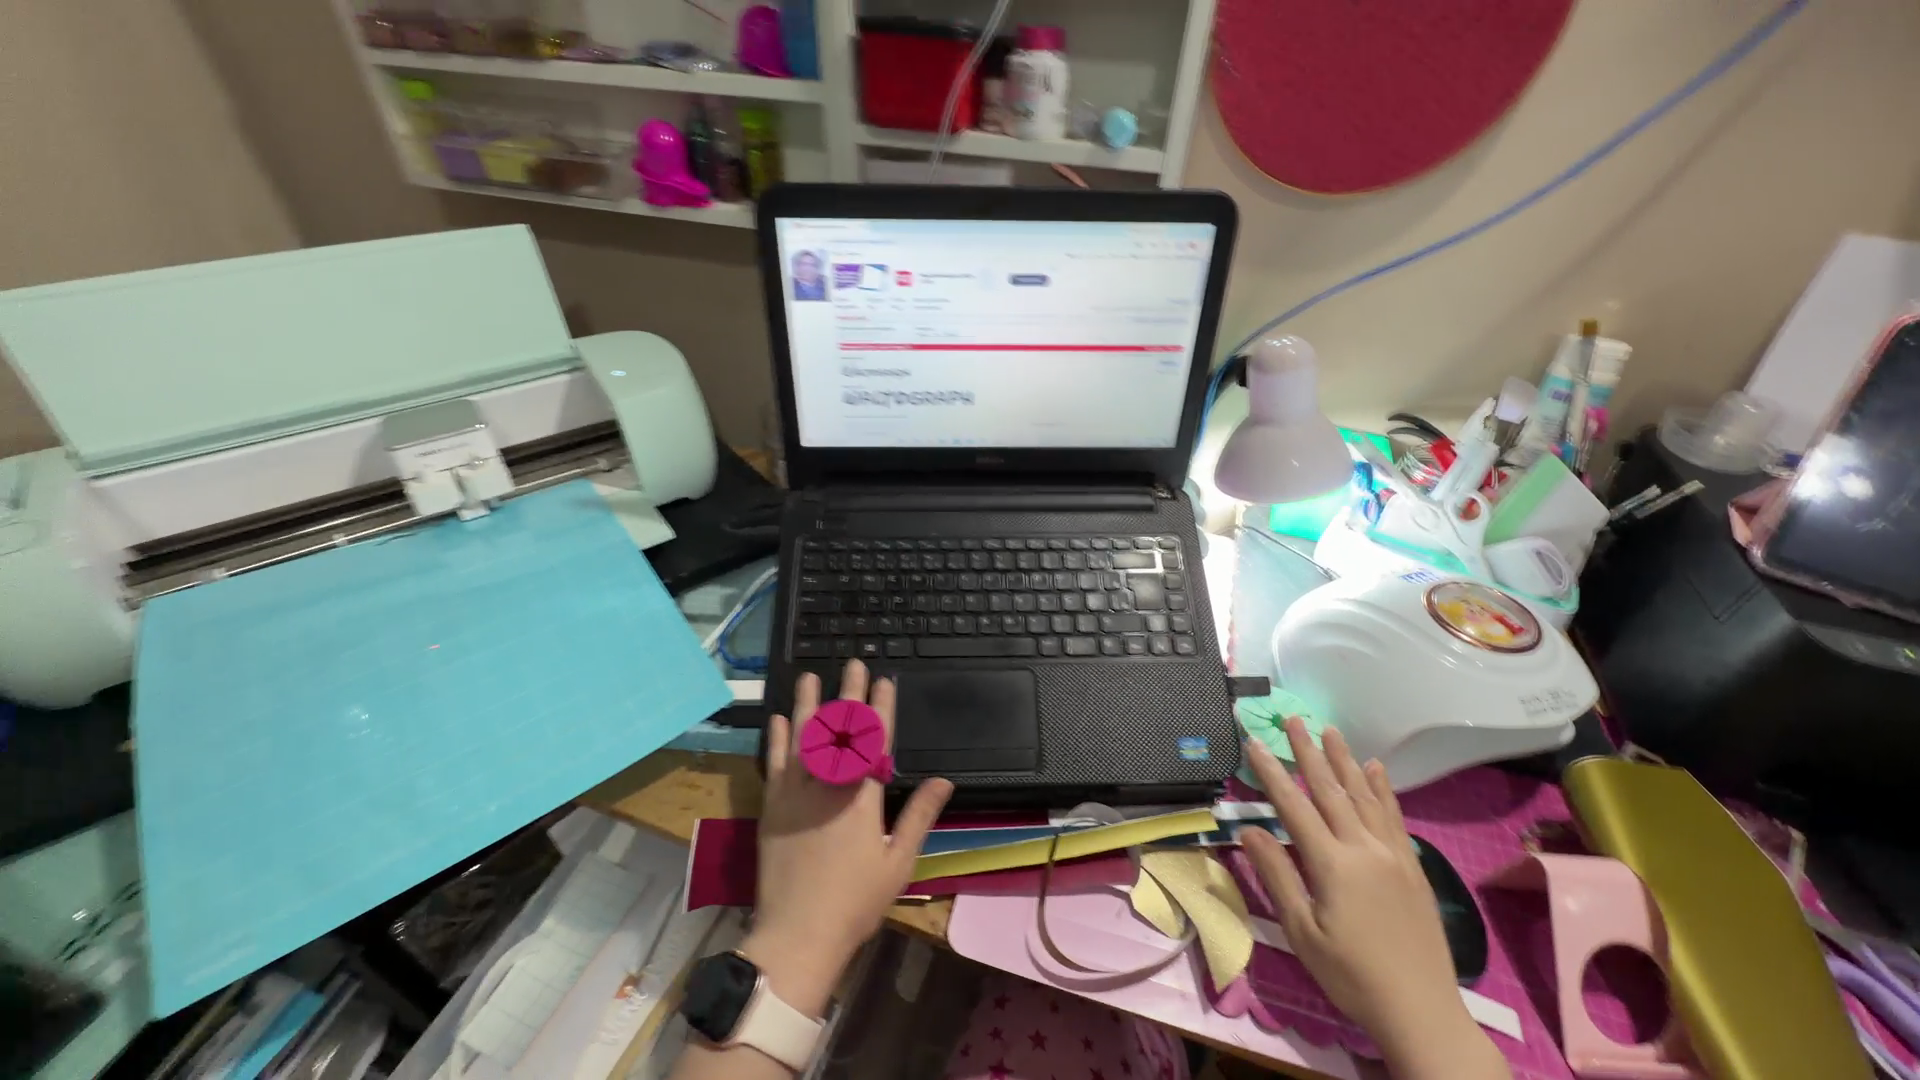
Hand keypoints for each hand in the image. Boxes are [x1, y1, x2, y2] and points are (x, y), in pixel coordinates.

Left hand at [745, 660, 953, 1016]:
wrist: (798, 933)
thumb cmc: (856, 901)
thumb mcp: (899, 861)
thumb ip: (919, 816)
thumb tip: (945, 780)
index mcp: (862, 798)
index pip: (875, 741)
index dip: (881, 708)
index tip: (884, 681)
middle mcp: (828, 786)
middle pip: (840, 730)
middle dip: (848, 694)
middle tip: (852, 664)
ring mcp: (795, 794)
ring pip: (803, 739)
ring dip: (808, 705)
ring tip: (810, 677)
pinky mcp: (772, 808)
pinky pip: (774, 764)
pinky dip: (777, 740)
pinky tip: (778, 719)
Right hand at [1239, 720, 1508, 1079]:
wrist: (1420, 1008)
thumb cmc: (1351, 975)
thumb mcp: (1301, 931)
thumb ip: (1276, 875)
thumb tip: (1249, 829)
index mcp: (1333, 864)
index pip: (1294, 807)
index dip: (1271, 773)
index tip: (1254, 742)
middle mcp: (1364, 848)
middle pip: (1330, 790)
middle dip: (1309, 753)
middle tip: (1293, 719)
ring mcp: (1393, 854)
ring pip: (1364, 796)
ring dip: (1344, 761)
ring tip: (1331, 731)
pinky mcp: (1412, 866)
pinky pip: (1394, 816)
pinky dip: (1383, 789)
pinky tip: (1376, 770)